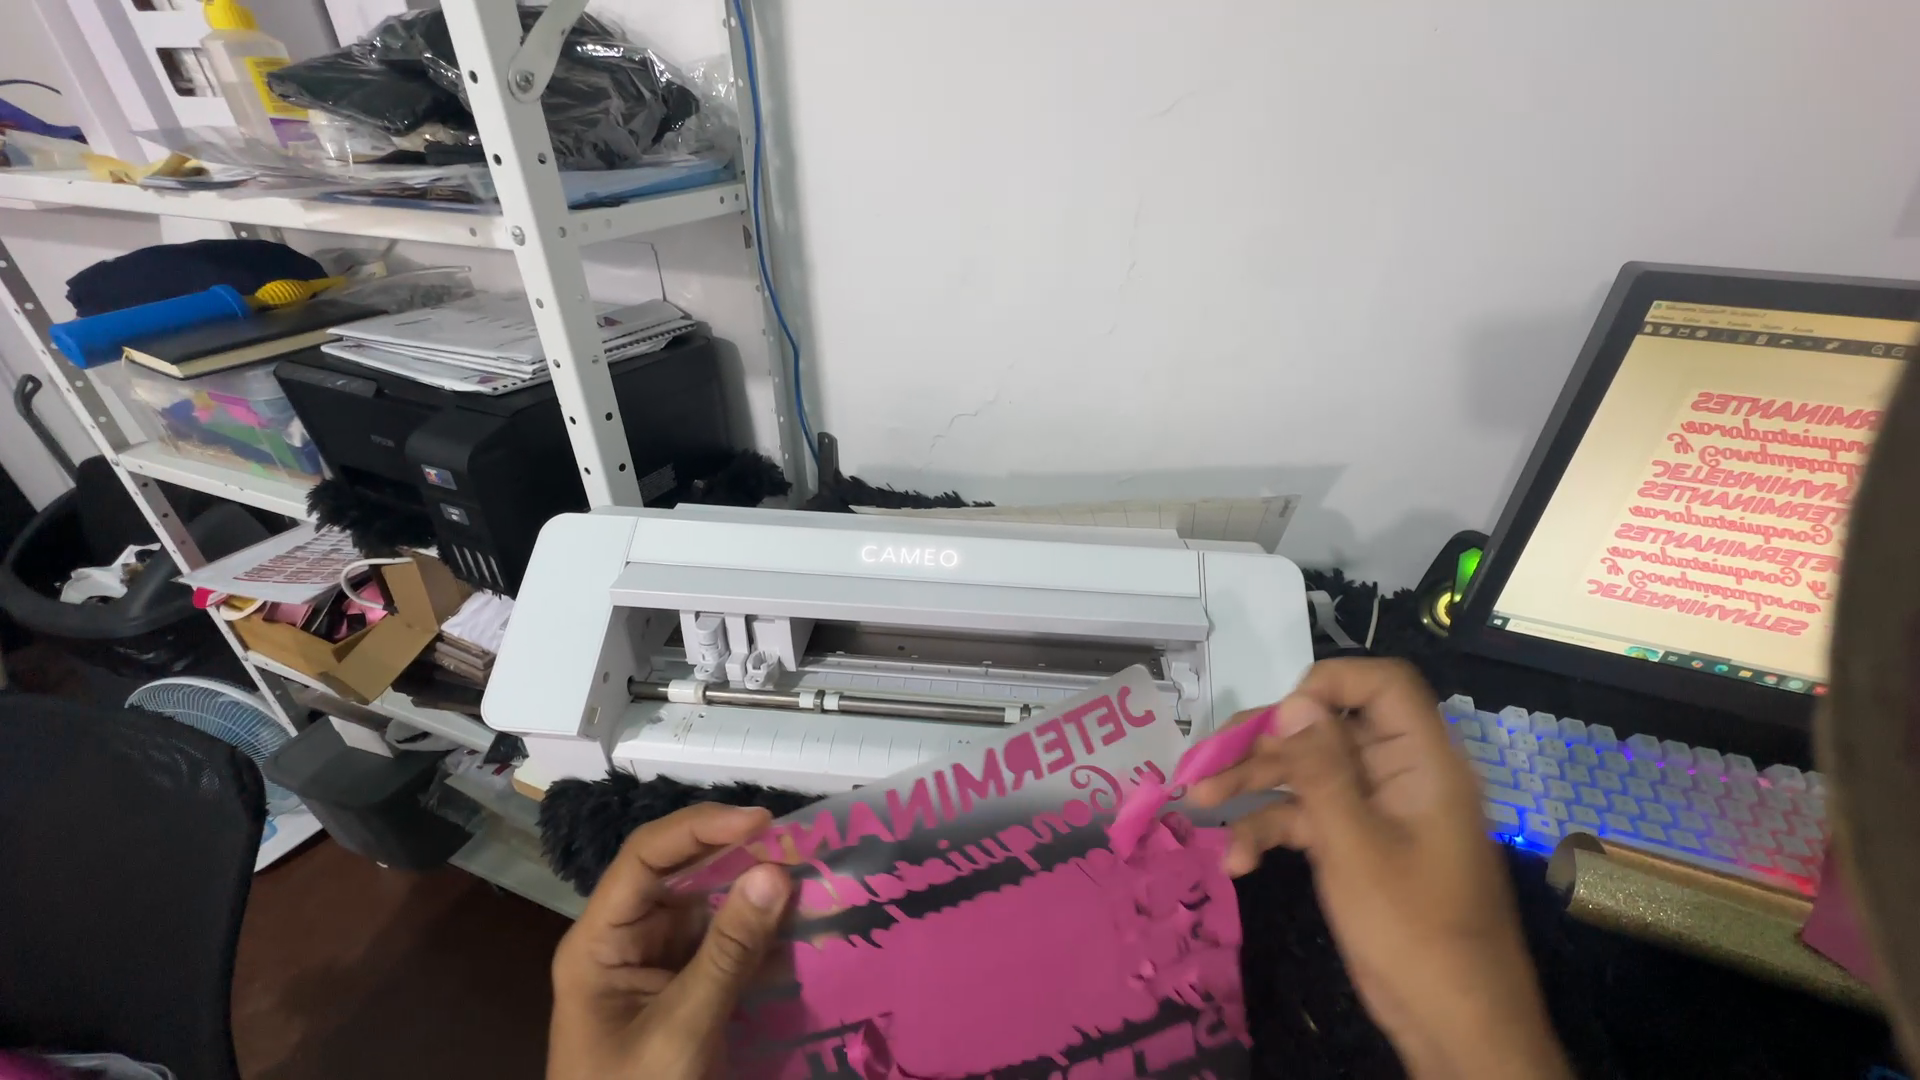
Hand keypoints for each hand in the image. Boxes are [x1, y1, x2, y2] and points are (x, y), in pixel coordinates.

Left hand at [548, 803, 791, 1079]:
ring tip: (808, 878)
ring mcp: (659, 961)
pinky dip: (761, 931)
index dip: (701, 827)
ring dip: (756, 891)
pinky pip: (727, 941)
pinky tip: (799, 926)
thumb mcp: (680, 1032)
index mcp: (600, 941)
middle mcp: (628, 937)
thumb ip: (729, 952)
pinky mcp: (687, 985)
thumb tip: (775, 870)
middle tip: (797, 846)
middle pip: (681, 873)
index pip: (646, 857)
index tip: (762, 821)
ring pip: (710, 904)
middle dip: (737, 855)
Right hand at [1188, 658, 1569, 1079]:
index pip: (1383, 686)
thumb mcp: (1355, 845)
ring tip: (1197, 805)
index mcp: (1420, 763)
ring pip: (1305, 773)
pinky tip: (1238, 862)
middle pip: (1324, 728)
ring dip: (1252, 788)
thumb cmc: (1414, 932)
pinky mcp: (1356, 843)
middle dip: (1262, 744)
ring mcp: (1374, 810)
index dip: (1329, 684)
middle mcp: (1396, 775)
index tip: (1279, 718)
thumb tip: (1292, 702)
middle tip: (1206, 760)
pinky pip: (1305, 817)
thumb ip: (1321, 769)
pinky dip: (1269, 832)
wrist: (1455, 1030)